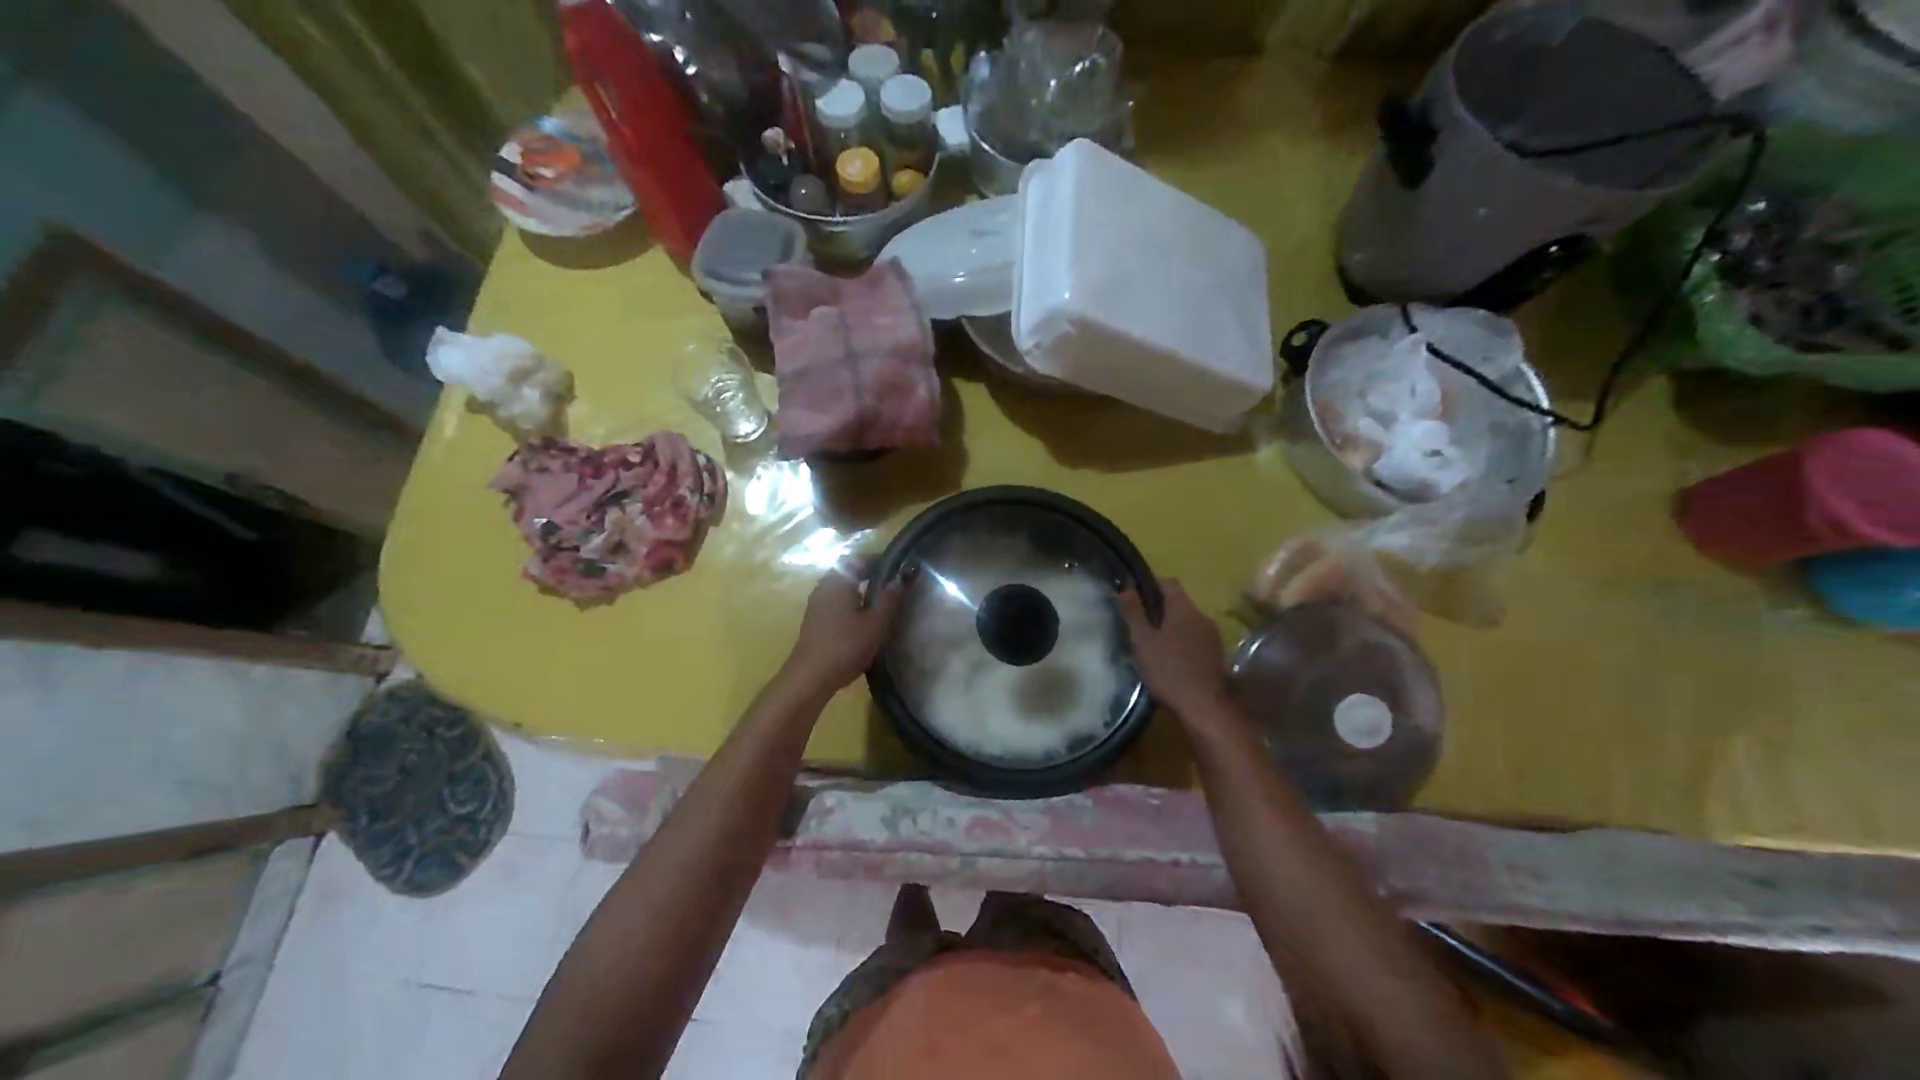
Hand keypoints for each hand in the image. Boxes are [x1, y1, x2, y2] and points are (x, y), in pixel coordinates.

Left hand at [780, 561, 908, 695]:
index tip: (897, 567)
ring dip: (860, 592)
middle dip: (870, 575)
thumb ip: (890, 598)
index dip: (879, 560)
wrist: (811, 677)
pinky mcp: (815, 621)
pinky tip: (864, 620)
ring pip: (842, 589)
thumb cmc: (846, 645)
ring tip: (882, 604)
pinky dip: (851, 605)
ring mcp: (817, 605)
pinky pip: (836, 603)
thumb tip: (903, 575)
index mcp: (837, 581)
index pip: (858, 559)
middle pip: (848, 573)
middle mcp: (824, 587)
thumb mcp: (876, 622)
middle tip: (892, 585)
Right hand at [1118, 579, 1230, 717]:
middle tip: (1139, 625)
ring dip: (1172, 626)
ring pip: (1188, 621)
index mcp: (1183, 608)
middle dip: (1159, 609)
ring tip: (1153, 644)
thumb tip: (1125, 587)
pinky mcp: (1216, 653)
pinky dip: (1182, 641)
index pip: (1168, 582)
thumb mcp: (1142, 641)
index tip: (1134, 599)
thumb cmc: (1168, 669)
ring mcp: (1212, 635)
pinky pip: (1196, 637)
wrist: (1203, 705)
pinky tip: (1171, 659)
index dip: (1150, 585)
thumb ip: (1133, 613)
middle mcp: (1201, 615)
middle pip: (1179, 602)